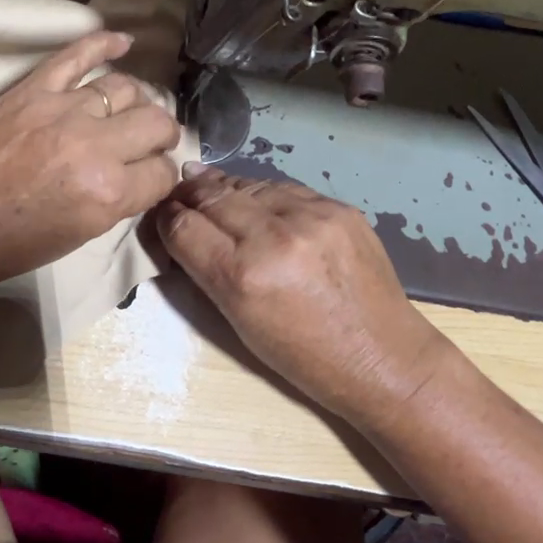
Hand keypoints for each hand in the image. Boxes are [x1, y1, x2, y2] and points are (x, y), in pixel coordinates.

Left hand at [0, 31, 183, 298]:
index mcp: (108, 192)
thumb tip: (140, 174)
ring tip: (130, 112)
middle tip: (152, 144)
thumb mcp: (81, 235)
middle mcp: (93, 145)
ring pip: (123, 88)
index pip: (162, 173)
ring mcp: (61, 110)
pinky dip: (102, 44)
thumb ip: (118, 199)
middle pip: (155, 123)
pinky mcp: (31, 90)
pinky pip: (76, 55)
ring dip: (135, 102)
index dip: (162, 178)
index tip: (153, 179)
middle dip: (162, 137)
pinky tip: (121, 42)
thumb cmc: (11, 245)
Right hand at [156, 164, 458, 421]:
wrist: (382, 358)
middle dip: (189, 195)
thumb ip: (206, 270)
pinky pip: (284, 189)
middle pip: (211, 196)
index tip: (161, 217)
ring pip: (248, 185)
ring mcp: (311, 217)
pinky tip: (255, 203)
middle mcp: (274, 238)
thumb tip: (181, 226)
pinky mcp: (339, 208)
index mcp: (242, 276)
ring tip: (210, 191)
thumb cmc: (301, 357)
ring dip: (224, 189)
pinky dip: (263, 195)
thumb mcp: (237, 322)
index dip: (165, 218)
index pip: (183, 226)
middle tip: (178, 195)